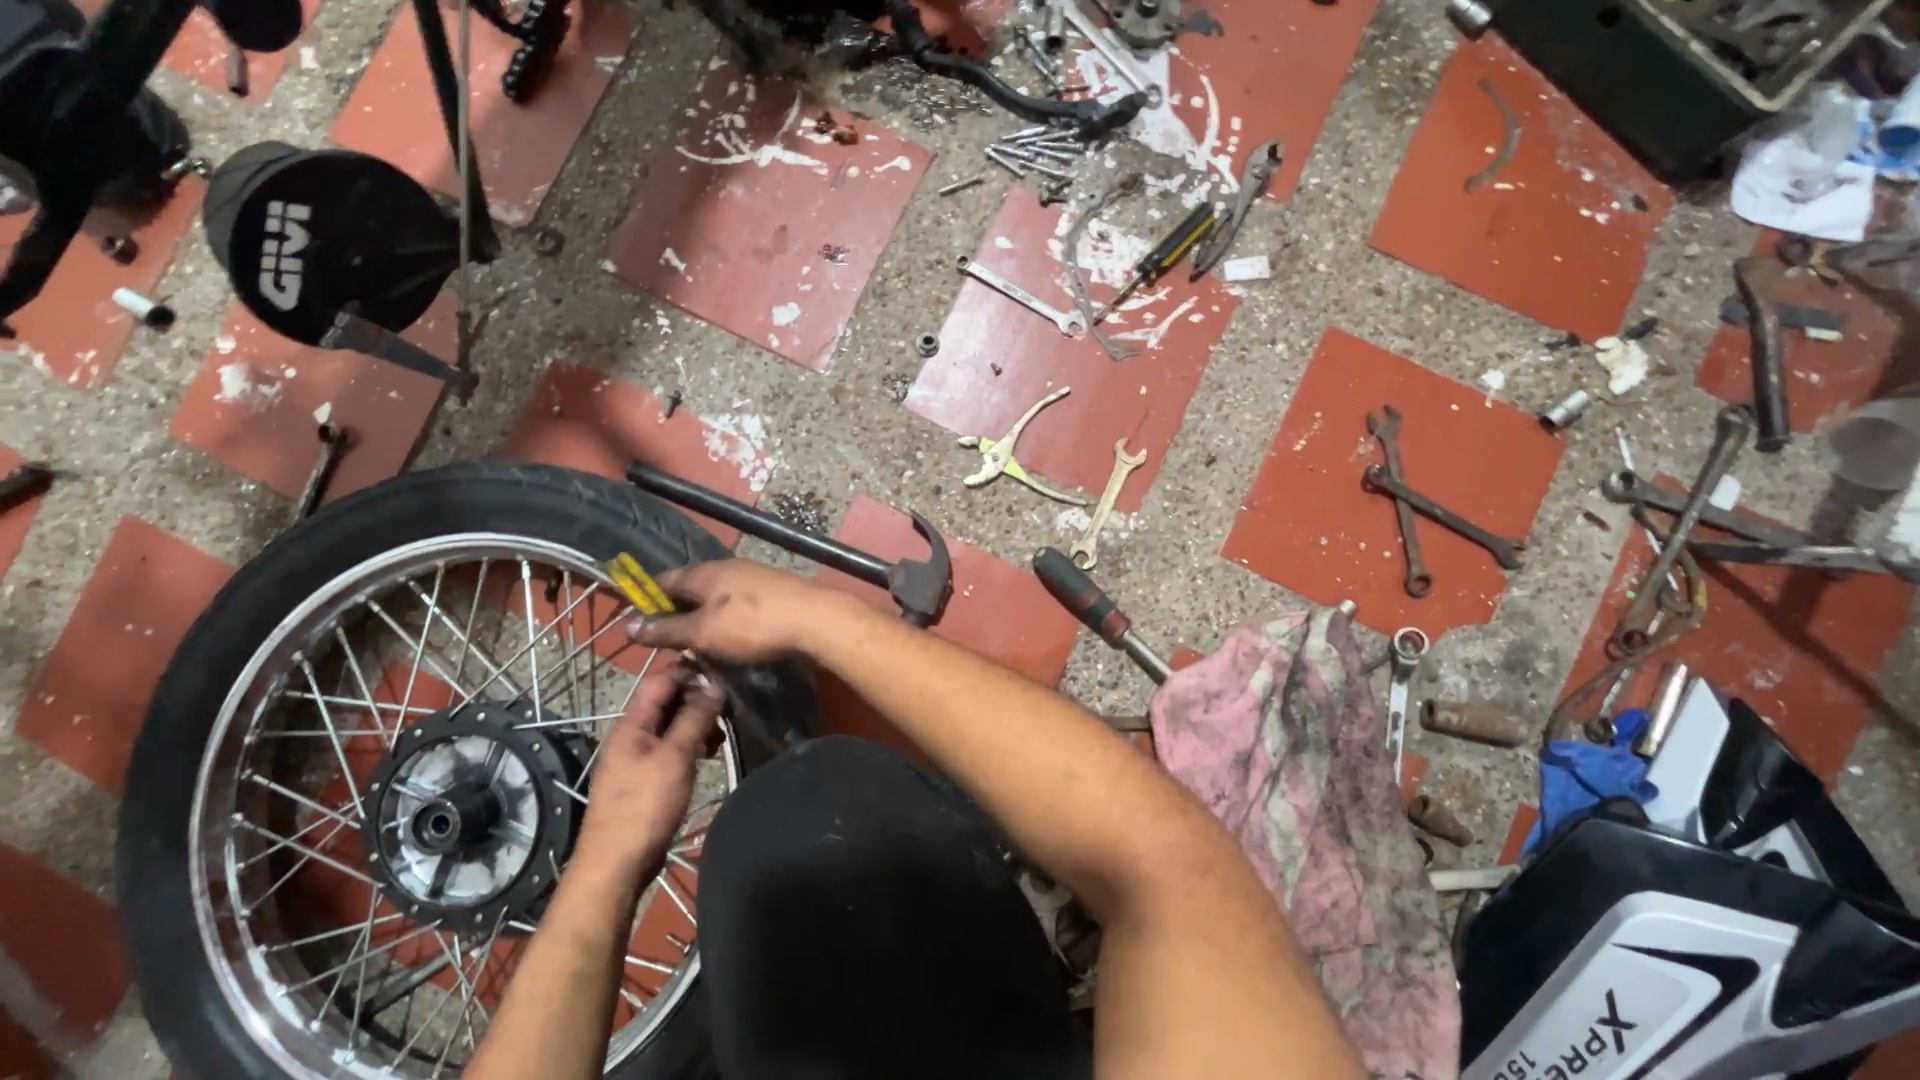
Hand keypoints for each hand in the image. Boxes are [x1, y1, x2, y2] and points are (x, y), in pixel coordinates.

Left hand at [572, 658, 721, 876]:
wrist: (616, 864)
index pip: (660, 680)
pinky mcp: (644, 780)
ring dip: (696, 724)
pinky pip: (669, 749)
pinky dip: (690, 746)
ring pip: (670, 726)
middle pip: (665, 702)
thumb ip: (694, 718)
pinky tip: (707, 755)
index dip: (690, 671)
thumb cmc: (645, 806)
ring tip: (723, 734)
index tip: (725, 670)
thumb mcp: (675, 757)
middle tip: (732, 705)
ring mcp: (636, 758)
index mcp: (631, 724)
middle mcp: (631, 735)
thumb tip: (714, 685)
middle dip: (698, 698)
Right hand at [624, 560, 850, 663]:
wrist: (814, 619)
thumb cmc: (752, 625)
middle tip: (668, 640)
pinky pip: (739, 603)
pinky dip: (728, 618)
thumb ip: (666, 629)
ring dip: (704, 616)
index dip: (647, 599)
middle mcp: (726, 567)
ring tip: (698, 642)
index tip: (638, 622)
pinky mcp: (773, 591)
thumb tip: (627, 625)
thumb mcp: (702, 632)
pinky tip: (732, 636)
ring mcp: (753, 576)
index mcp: (703, 572)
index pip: (663, 580)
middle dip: (677, 610)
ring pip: (716, 595)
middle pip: (691, 587)